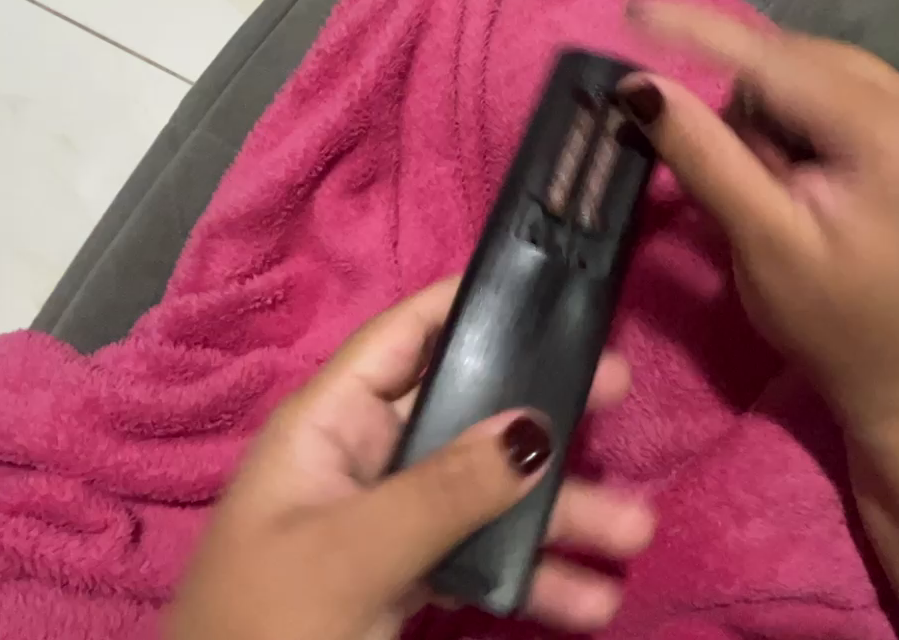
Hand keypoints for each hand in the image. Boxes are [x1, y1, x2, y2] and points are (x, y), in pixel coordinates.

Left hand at [165, 278, 654, 639]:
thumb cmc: (265, 626)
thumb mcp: (351, 553)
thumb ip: (442, 490)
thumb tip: (531, 428)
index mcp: (329, 421)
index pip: (402, 337)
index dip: (464, 305)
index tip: (541, 293)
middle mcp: (362, 455)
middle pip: (460, 412)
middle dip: (537, 414)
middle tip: (618, 392)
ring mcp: (386, 517)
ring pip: (481, 490)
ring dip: (554, 510)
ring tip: (633, 529)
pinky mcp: (404, 574)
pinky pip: (477, 554)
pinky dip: (528, 572)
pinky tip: (588, 597)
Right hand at [620, 0, 898, 431]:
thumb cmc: (833, 321)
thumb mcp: (761, 239)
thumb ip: (703, 155)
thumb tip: (638, 87)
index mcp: (897, 135)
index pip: (779, 62)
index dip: (700, 33)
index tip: (634, 8)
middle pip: (795, 60)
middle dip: (741, 100)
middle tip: (733, 173)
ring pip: (805, 71)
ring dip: (761, 113)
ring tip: (766, 185)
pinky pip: (823, 91)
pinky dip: (784, 120)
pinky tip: (787, 172)